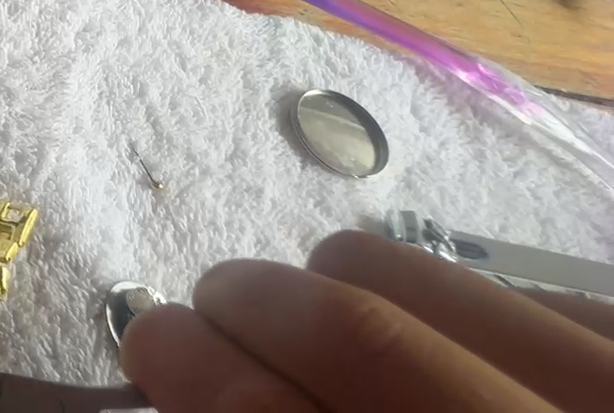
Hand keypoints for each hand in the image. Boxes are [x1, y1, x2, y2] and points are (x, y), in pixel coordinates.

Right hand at [123, 229, 613, 411]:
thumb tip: (180, 398)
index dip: (186, 363)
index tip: (148, 341)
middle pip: (339, 325)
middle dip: (236, 302)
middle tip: (213, 317)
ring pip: (406, 273)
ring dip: (328, 287)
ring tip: (336, 336)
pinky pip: (522, 286)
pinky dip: (455, 308)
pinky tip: (470, 366)